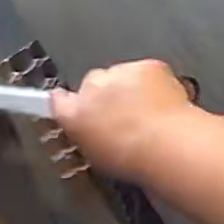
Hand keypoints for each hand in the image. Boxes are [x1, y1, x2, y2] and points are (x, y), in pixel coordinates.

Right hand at [49, 59, 196, 178]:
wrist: (165, 144)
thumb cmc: (131, 157)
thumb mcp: (95, 157)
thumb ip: (85, 136)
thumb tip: (86, 130)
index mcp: (73, 115)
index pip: (58, 100)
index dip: (67, 102)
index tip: (71, 105)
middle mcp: (91, 89)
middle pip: (92, 84)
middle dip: (103, 96)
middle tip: (119, 119)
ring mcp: (119, 75)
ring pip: (120, 76)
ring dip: (128, 89)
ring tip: (143, 115)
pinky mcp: (146, 66)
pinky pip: (145, 71)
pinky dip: (152, 83)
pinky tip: (159, 104)